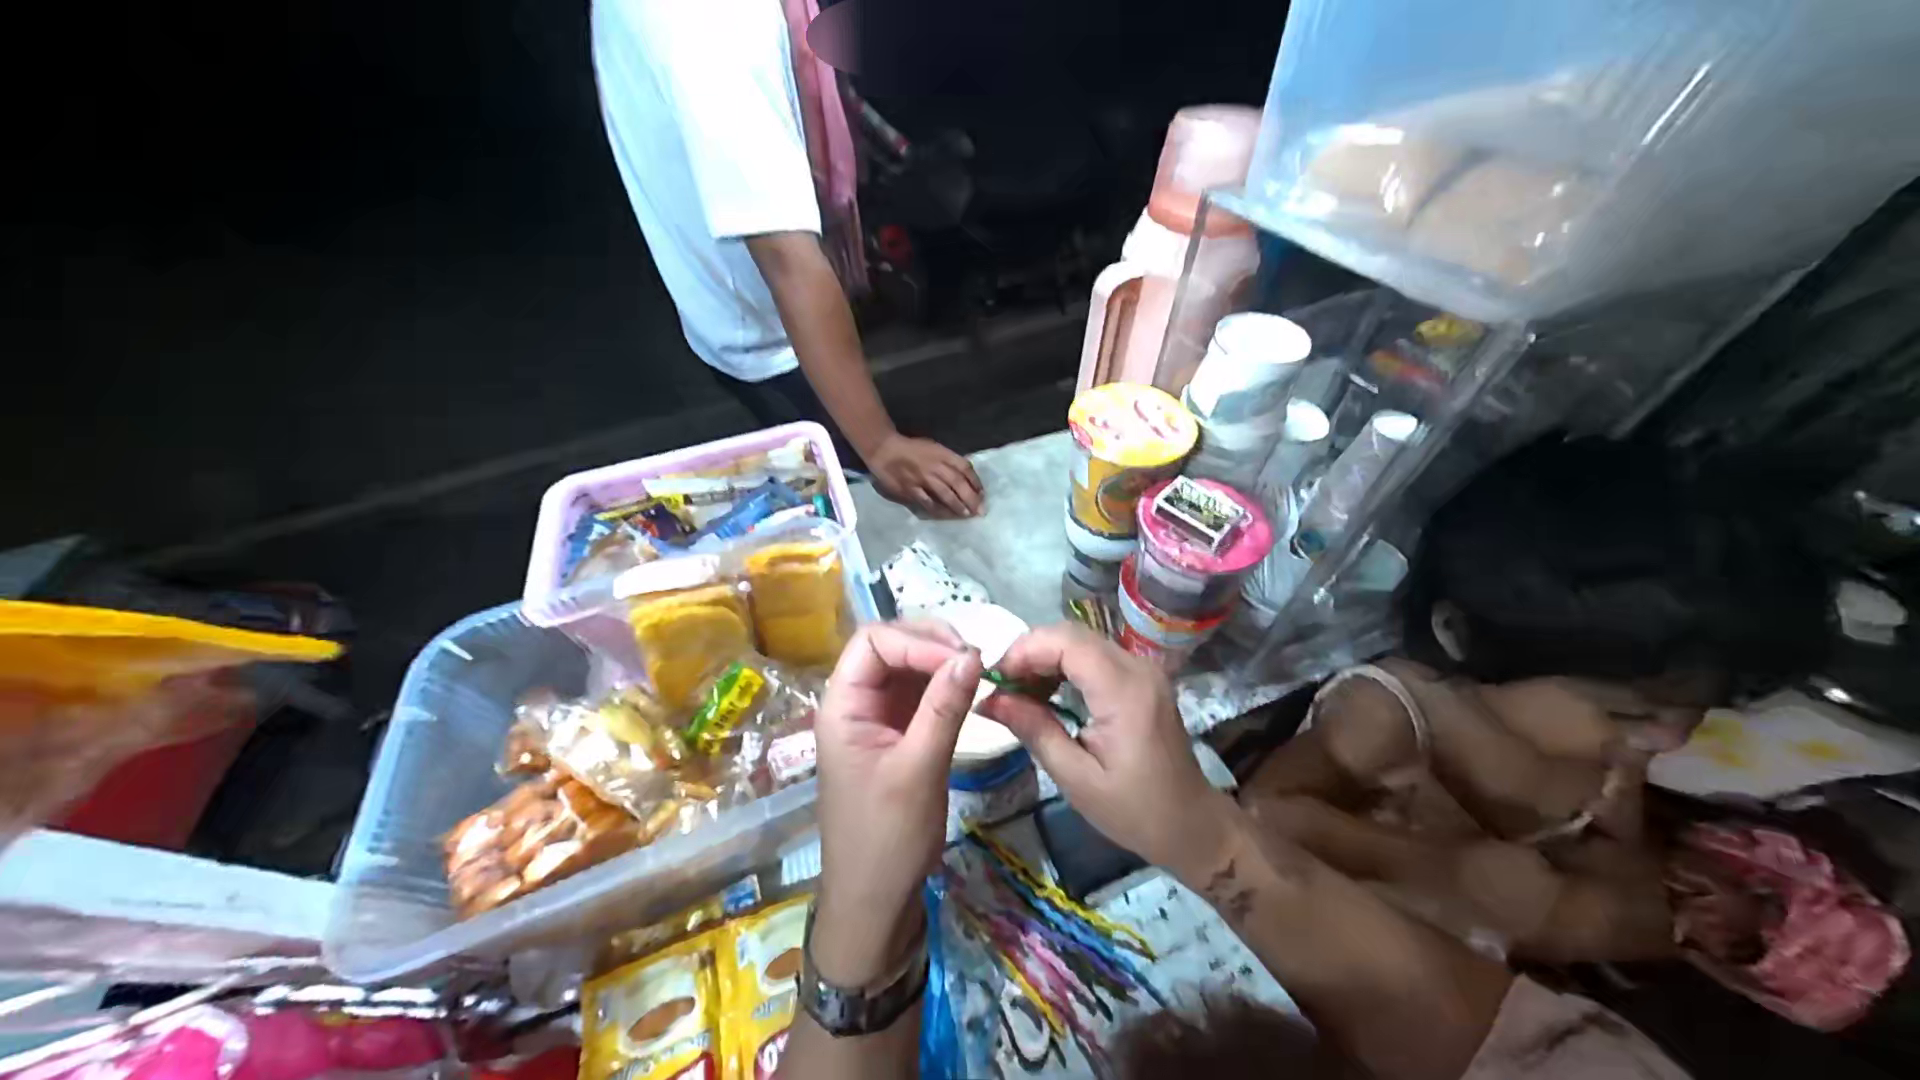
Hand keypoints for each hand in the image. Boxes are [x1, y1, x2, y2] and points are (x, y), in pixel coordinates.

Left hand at [812, 620, 981, 982]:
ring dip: (940, 662)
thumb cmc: (887, 838)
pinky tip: (967, 690)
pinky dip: (943, 686)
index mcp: (842, 705)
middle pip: (889, 647)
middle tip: (975, 659)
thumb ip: (944, 708)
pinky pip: (918, 693)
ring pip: (906, 667)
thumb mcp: (919, 769)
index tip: (963, 659)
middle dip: (931, 644)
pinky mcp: (895, 733)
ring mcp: (875, 717)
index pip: (874, 642)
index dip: (917, 641)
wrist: (875, 900)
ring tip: (977, 670)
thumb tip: (973, 654)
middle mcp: (855, 702)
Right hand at [867, 434, 983, 518]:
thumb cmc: (911, 448)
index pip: (964, 467)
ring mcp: (922, 479)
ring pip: (945, 494)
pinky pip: (927, 502)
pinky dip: (938, 510)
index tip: (982, 493)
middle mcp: (935, 466)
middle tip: (980, 510)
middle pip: (958, 483)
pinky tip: (946, 516)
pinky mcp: (910, 490)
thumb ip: (948, 460)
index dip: (976, 481)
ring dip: (958, 506)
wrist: (885, 450)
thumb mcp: (933, 447)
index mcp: (942, 454)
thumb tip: (965, 476)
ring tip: (967, 515)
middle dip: (971, 498)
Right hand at [977, 624, 1235, 882]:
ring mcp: (1142, 668)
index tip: (995, 681)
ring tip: (1018, 695)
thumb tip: (988, 700)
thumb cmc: (1135, 810)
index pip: (1066, 642)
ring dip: (1044, 659)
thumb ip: (1034, 730)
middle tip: (1001, 689)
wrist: (1191, 823)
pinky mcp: (1140, 676)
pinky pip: (1093, 655)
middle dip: (1029, 653)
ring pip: (1079, 641)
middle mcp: (1137, 667)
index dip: (1024, 652)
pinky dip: (1063, 666)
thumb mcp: (1076, 778)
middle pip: (1071, 634)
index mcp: (1125, 692)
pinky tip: (1046, 694)